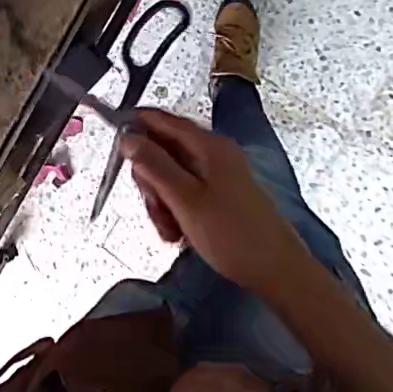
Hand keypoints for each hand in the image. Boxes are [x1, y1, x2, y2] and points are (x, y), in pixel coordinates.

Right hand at [119, 108, 313, 294]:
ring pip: (171, 175)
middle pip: (164, 150)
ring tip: (169, 228)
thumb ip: (154, 166)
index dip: (136, 126)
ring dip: (161, 200)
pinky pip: (185, 192)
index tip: (115, 145)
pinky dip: (175, 209)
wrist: (277, 271)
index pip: (163, 120)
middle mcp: (212, 153)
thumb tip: (128, 137)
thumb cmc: (231, 234)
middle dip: (150, 178)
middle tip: (154, 206)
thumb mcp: (185, 200)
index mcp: (208, 145)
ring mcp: (217, 174)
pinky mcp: (219, 195)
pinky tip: (179, 233)